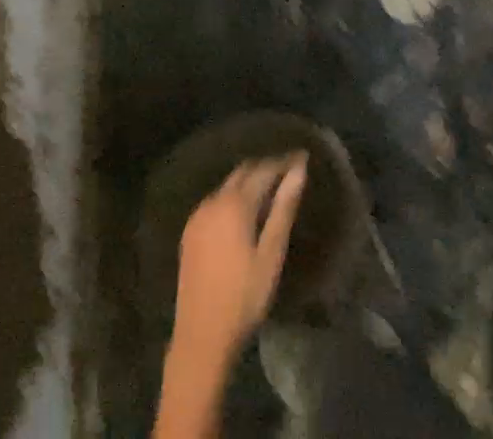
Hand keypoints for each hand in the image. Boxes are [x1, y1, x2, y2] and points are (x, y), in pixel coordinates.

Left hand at [171, 154, 308, 359]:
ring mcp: (197, 217)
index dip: (285, 162)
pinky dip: (233, 198)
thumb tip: (299, 172)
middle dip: (266, 168)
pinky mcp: (190, 233)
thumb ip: (284, 209)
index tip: (303, 158)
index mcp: (233, 205)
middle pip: (242, 173)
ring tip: (273, 191)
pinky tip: (246, 213)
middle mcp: (211, 203)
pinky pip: (215, 202)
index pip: (263, 170)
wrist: (202, 334)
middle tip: (291, 172)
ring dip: (249, 182)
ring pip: (227, 187)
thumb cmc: (245, 295)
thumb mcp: (271, 252)